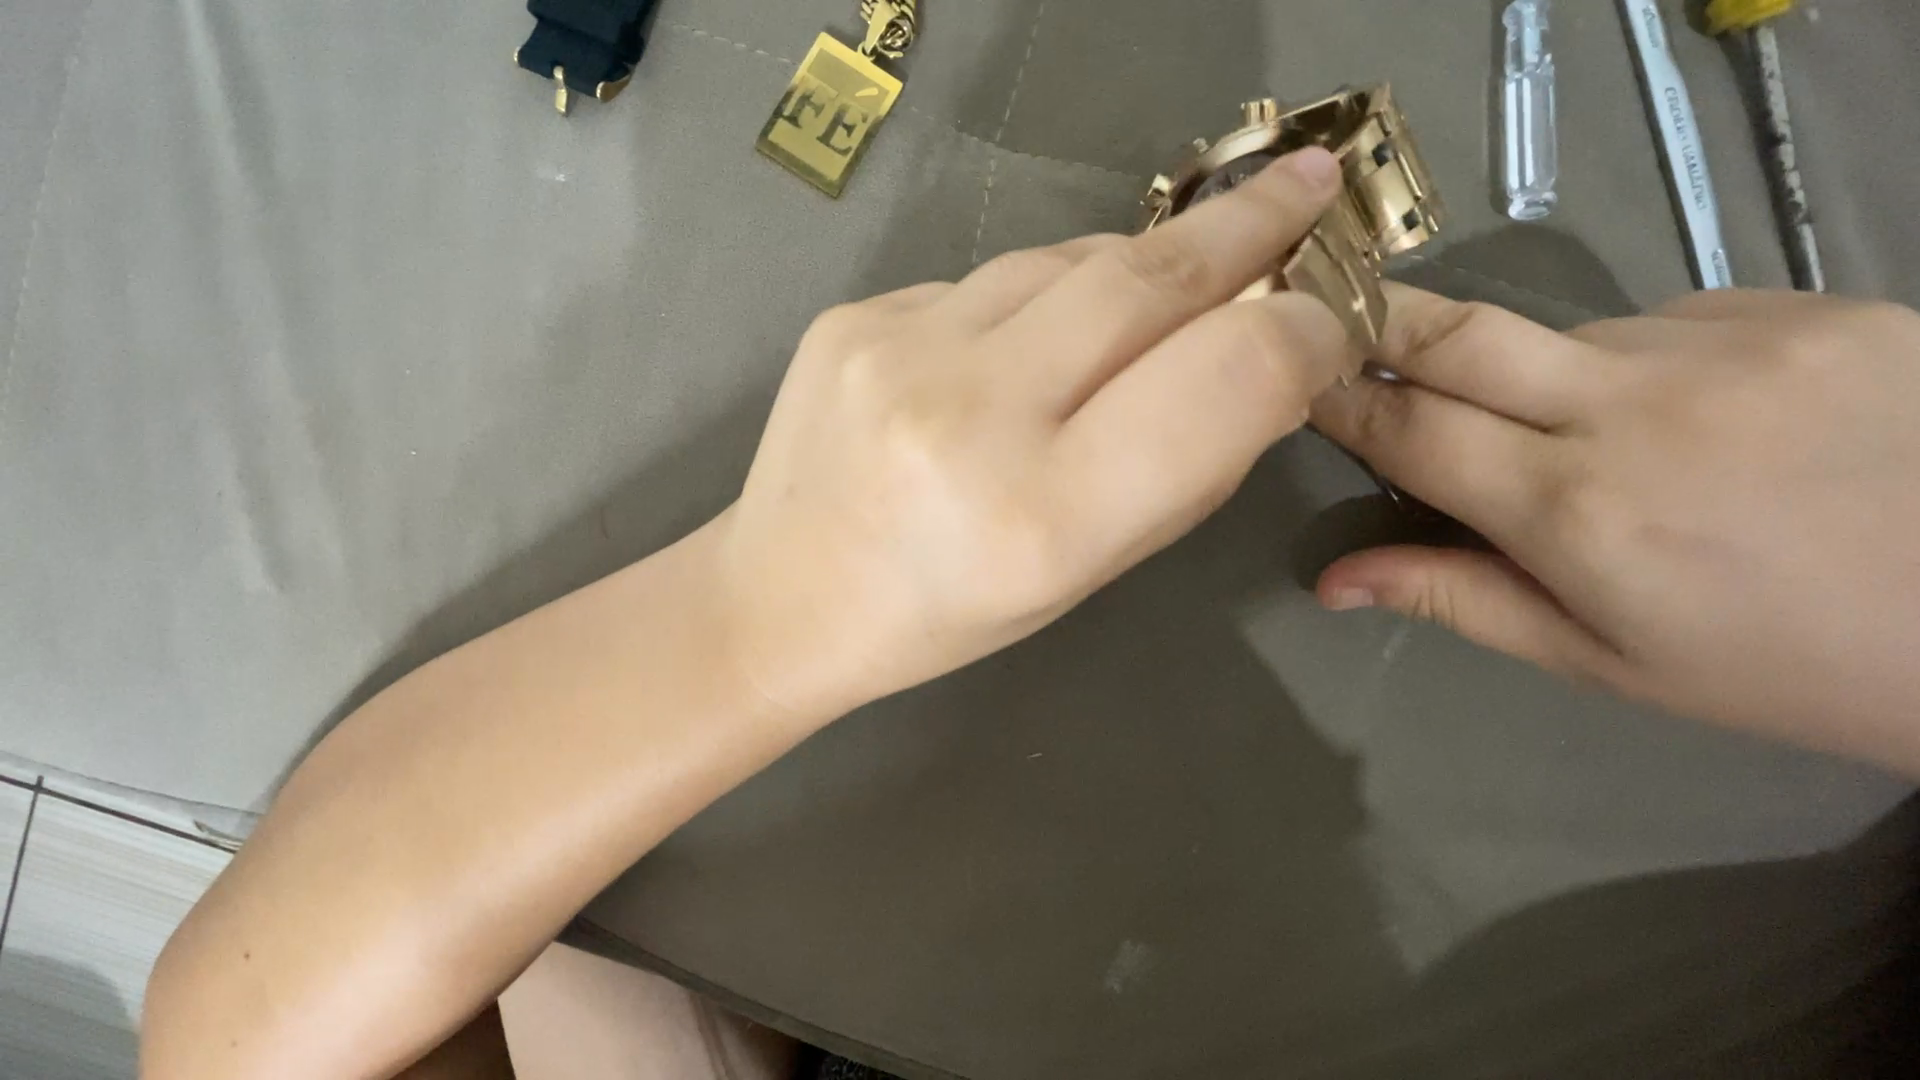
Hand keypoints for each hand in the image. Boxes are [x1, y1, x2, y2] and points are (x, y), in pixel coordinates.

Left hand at [715, 148, 1354, 717]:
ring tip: (1167, 286)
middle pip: (1146, 281)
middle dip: (1244, 229)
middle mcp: (969, 415)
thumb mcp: (1084, 574)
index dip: (1301, 331)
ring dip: (1136, 268)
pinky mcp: (855, 315)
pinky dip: (1039, 298)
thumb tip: (1261, 359)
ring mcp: (899, 349)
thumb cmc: (946, 612)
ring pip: (1066, 260)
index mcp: (1043, 515)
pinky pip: (989, 280)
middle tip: (1303, 186)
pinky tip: (1029, 343)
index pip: (1225, 378)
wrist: (784, 598)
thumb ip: (1182, 470)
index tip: (1324, 317)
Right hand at [1313, 285, 1919, 772]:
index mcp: (1573, 510)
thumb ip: (1458, 598)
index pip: (1407, 429)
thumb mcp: (1604, 659)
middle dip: (1381, 325)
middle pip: (1457, 335)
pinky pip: (1664, 322)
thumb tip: (1332, 582)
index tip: (1296, 379)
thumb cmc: (1789, 663)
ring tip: (1594, 433)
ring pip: (1562, 336)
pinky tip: (1698, 412)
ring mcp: (1724, 343)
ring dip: (1534, 373)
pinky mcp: (1802, 307)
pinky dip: (1640, 363)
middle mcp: (1631, 408)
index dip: (1337, 400)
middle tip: (1341, 324)